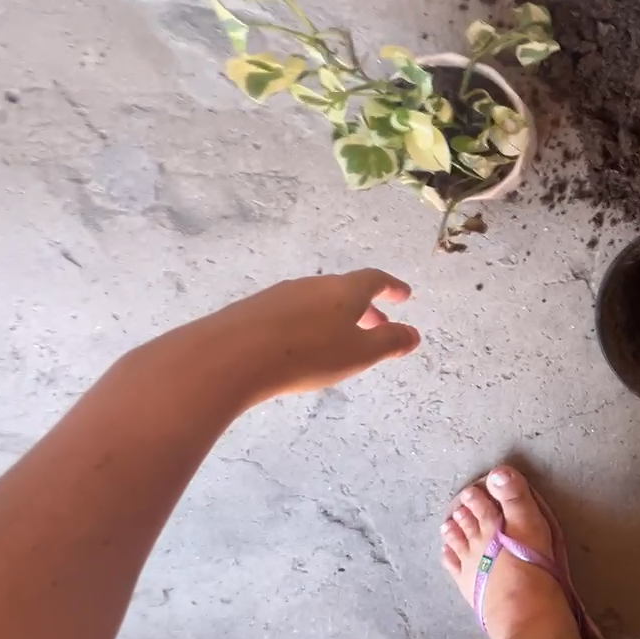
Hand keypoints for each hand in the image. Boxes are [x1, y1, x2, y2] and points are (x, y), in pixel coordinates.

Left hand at [149, 269, 421, 407]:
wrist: (226, 358)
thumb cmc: (308, 354)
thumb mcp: (361, 353)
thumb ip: (391, 342)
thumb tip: (413, 334)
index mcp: (344, 291)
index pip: (375, 280)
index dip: (392, 287)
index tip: (404, 294)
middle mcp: (312, 286)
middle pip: (345, 290)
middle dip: (366, 306)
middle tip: (379, 323)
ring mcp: (280, 296)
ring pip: (319, 301)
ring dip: (338, 316)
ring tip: (344, 338)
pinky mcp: (253, 311)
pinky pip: (294, 312)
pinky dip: (312, 323)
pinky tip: (306, 345)